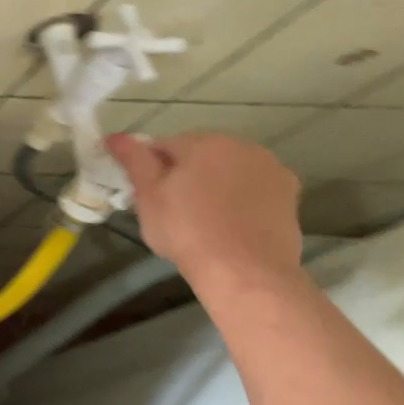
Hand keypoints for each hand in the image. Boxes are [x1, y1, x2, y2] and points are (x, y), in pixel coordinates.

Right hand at [106, 132, 304, 291]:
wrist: (244, 268)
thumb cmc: (185, 230)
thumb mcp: (148, 196)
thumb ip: (134, 161)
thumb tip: (114, 136)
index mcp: (203, 143)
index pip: (164, 145)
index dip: (149, 168)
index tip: (144, 194)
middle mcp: (242, 146)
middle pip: (200, 154)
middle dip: (184, 173)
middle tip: (170, 208)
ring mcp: (271, 168)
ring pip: (229, 169)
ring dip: (213, 184)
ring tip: (201, 218)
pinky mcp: (289, 192)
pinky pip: (253, 187)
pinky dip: (240, 198)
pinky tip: (229, 223)